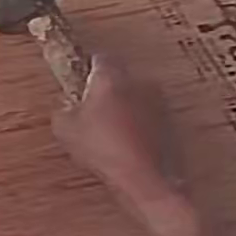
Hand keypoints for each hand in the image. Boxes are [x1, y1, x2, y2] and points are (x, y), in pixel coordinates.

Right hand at [52, 55, 179, 203]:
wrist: (144, 178)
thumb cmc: (101, 148)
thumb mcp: (64, 127)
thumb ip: (63, 108)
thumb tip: (67, 103)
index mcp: (110, 80)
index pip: (100, 58)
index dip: (87, 64)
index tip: (79, 71)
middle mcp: (139, 84)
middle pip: (120, 78)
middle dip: (106, 88)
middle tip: (89, 104)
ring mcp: (159, 103)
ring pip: (135, 96)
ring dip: (123, 105)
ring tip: (107, 127)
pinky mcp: (171, 123)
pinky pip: (147, 115)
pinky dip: (137, 122)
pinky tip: (124, 140)